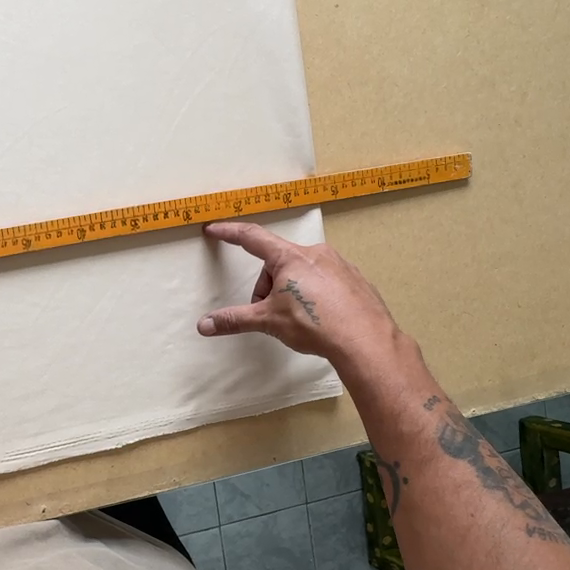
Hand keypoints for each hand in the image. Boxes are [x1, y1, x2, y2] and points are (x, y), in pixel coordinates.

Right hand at [197, 222, 403, 367]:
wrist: (366, 341)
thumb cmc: (315, 324)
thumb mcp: (268, 321)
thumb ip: (235, 320)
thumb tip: (204, 325)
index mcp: (290, 257)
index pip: (252, 237)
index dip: (230, 232)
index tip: (214, 229)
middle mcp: (315, 254)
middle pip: (277, 263)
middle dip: (266, 287)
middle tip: (269, 313)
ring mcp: (339, 265)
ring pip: (301, 273)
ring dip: (290, 291)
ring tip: (297, 319)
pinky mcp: (355, 280)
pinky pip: (324, 281)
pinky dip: (314, 295)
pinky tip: (319, 318)